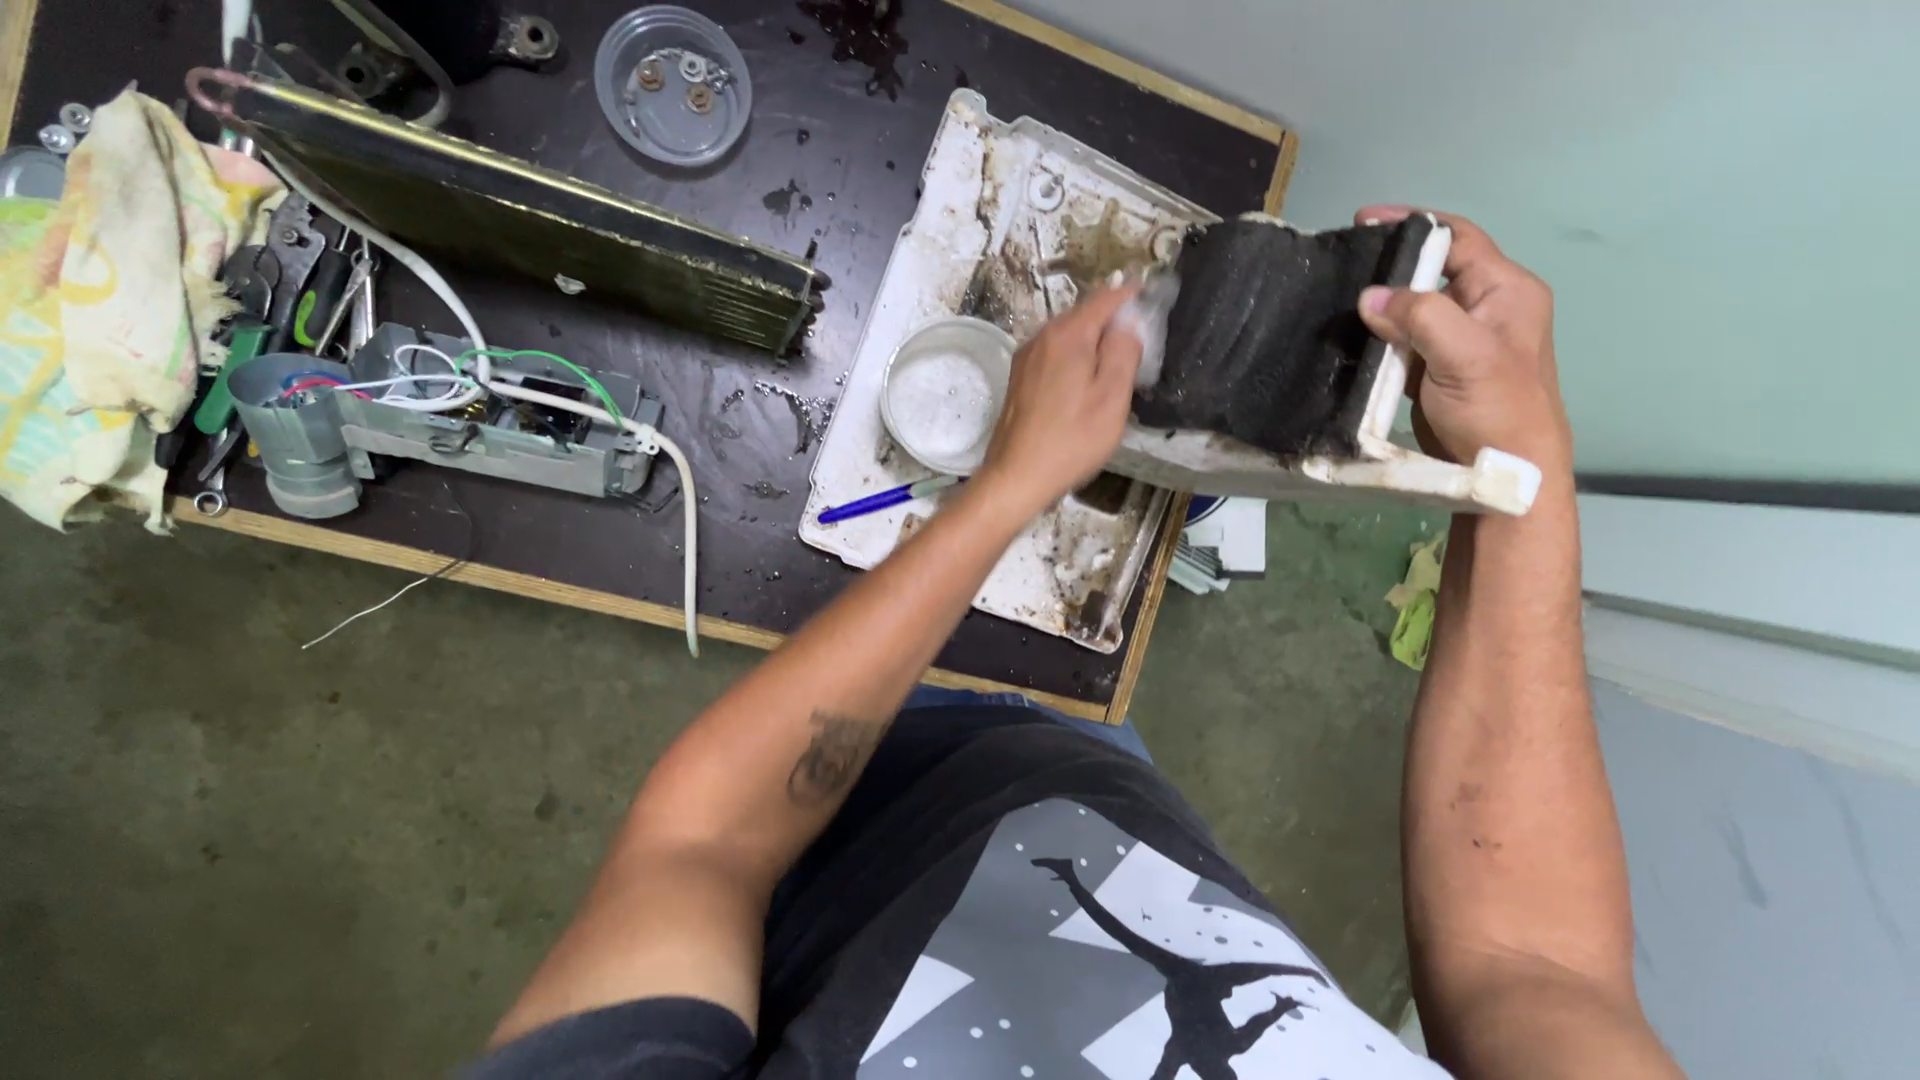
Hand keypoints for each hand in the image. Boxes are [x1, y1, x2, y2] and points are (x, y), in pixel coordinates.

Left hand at [975, 285, 1142, 517]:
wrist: (1016, 476)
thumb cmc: (1071, 440)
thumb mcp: (1111, 397)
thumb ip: (1124, 352)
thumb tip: (1128, 323)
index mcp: (1067, 335)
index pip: (1105, 298)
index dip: (1131, 295)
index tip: (1151, 296)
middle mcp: (1041, 338)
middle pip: (1083, 314)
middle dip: (1112, 319)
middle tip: (1140, 336)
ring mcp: (1026, 359)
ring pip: (1067, 336)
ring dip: (1093, 340)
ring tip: (1117, 359)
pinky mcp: (1019, 380)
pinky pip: (1054, 355)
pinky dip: (1075, 357)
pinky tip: (1085, 380)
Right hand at [1355, 207, 1571, 471]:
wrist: (1504, 471)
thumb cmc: (1497, 409)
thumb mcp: (1464, 355)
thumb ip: (1420, 316)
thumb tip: (1369, 296)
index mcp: (1505, 291)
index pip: (1457, 239)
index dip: (1413, 224)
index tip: (1364, 219)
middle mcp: (1485, 308)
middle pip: (1432, 271)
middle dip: (1389, 266)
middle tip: (1343, 263)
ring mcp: (1460, 341)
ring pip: (1413, 308)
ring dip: (1379, 306)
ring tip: (1336, 301)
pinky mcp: (1437, 369)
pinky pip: (1403, 341)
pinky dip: (1378, 338)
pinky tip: (1350, 340)